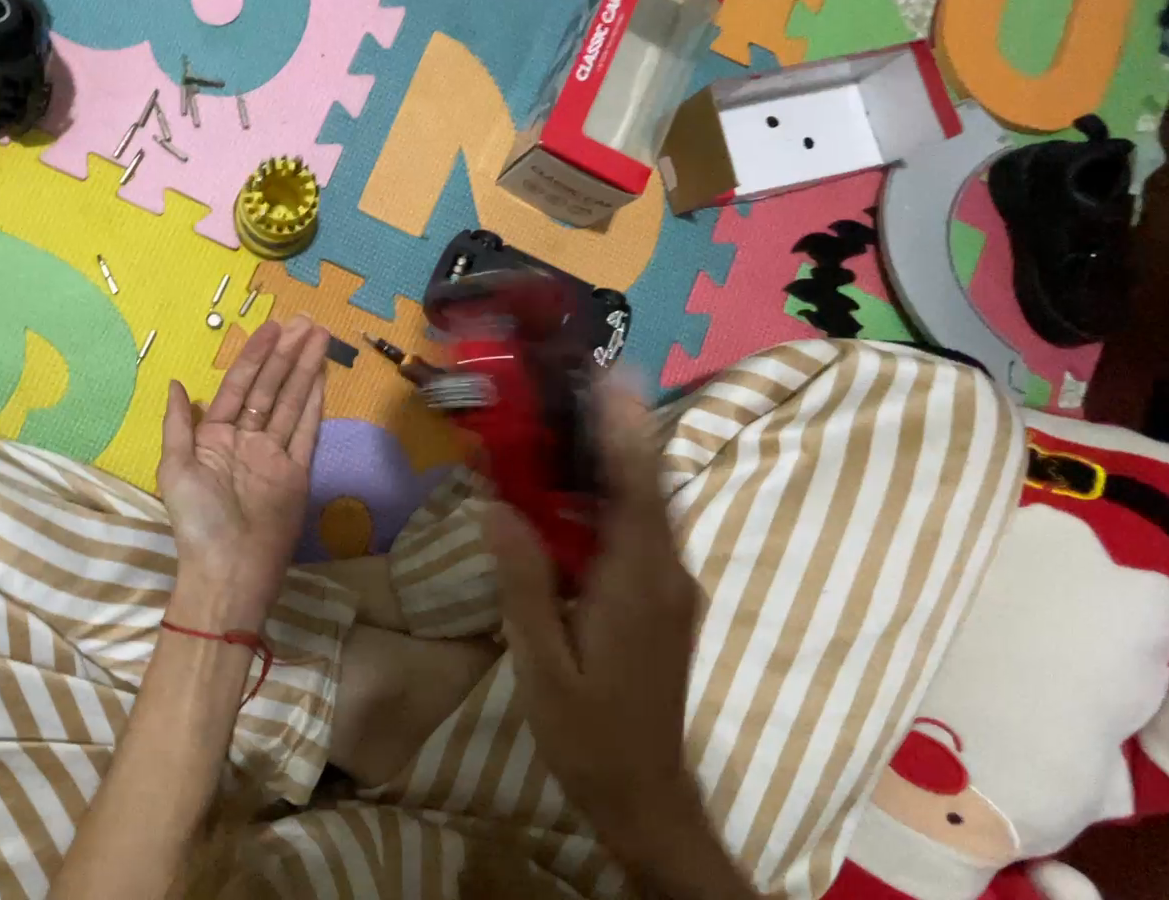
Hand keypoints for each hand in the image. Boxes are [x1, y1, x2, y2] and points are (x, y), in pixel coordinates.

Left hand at [158, 315, 328, 630]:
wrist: (230, 568)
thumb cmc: (197, 519)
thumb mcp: (175, 467)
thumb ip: (178, 423)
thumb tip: (177, 383)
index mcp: (215, 437)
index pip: (239, 386)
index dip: (255, 356)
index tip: (273, 328)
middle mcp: (247, 440)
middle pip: (269, 387)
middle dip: (286, 354)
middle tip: (306, 322)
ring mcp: (275, 454)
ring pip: (291, 402)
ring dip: (304, 370)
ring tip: (319, 337)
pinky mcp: (298, 470)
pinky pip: (307, 430)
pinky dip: (315, 403)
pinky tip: (322, 376)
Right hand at [489, 380, 754, 898]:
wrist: (643, 792)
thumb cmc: (587, 730)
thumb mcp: (541, 659)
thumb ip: (523, 580)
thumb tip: (497, 507)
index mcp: (638, 584)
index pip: (636, 488)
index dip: (625, 428)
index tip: (609, 376)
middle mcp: (667, 573)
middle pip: (645, 485)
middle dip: (613, 431)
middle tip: (569, 387)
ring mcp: (670, 586)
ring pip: (645, 506)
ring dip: (611, 462)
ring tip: (565, 423)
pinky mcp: (663, 599)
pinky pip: (638, 533)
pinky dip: (608, 499)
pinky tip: (570, 494)